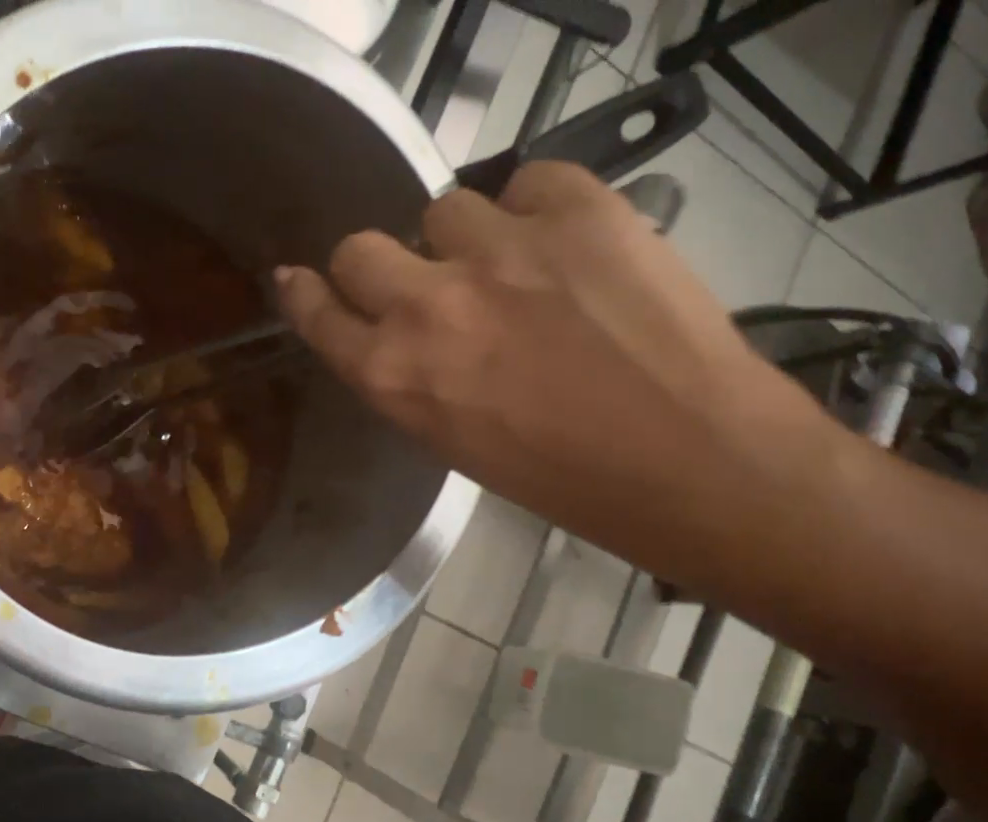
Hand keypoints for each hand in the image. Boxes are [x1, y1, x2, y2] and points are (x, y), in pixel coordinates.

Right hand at [274, 162, 856, 579]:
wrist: (688, 455)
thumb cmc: (559, 475)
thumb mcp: (449, 439)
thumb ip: (408, 378)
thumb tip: (401, 333)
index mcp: (391, 376)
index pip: (317, 313)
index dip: (305, 293)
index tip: (300, 280)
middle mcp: (427, 306)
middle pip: (359, 248)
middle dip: (379, 263)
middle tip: (422, 280)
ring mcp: (499, 251)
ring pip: (444, 209)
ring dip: (465, 236)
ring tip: (514, 264)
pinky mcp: (576, 210)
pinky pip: (528, 181)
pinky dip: (538, 206)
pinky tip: (564, 242)